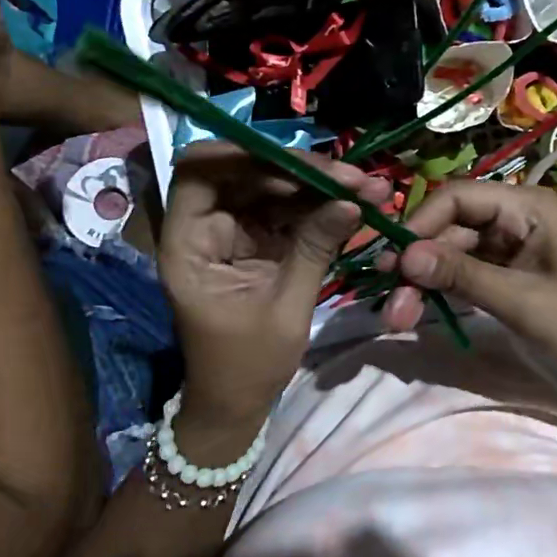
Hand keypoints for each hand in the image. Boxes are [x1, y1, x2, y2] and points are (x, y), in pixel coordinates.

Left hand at [158, 143, 390, 420]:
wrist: (239, 402)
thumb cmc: (248, 364)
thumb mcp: (286, 308)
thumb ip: (314, 249)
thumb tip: (352, 202)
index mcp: (189, 244)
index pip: (199, 173)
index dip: (241, 154)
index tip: (296, 159)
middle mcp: (207, 227)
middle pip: (245, 174)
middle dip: (299, 170)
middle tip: (351, 176)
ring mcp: (235, 231)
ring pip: (273, 188)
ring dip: (318, 185)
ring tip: (367, 186)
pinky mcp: (260, 240)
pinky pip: (289, 210)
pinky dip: (320, 205)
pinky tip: (355, 201)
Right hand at [379, 180, 556, 375]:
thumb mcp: (522, 301)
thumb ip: (462, 274)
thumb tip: (402, 255)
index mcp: (527, 206)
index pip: (458, 197)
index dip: (420, 224)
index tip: (391, 262)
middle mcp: (516, 218)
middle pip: (451, 226)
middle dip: (418, 261)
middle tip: (388, 303)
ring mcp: (512, 247)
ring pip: (454, 252)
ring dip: (425, 280)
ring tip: (397, 316)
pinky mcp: (510, 275)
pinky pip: (467, 273)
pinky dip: (443, 290)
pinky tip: (419, 310)